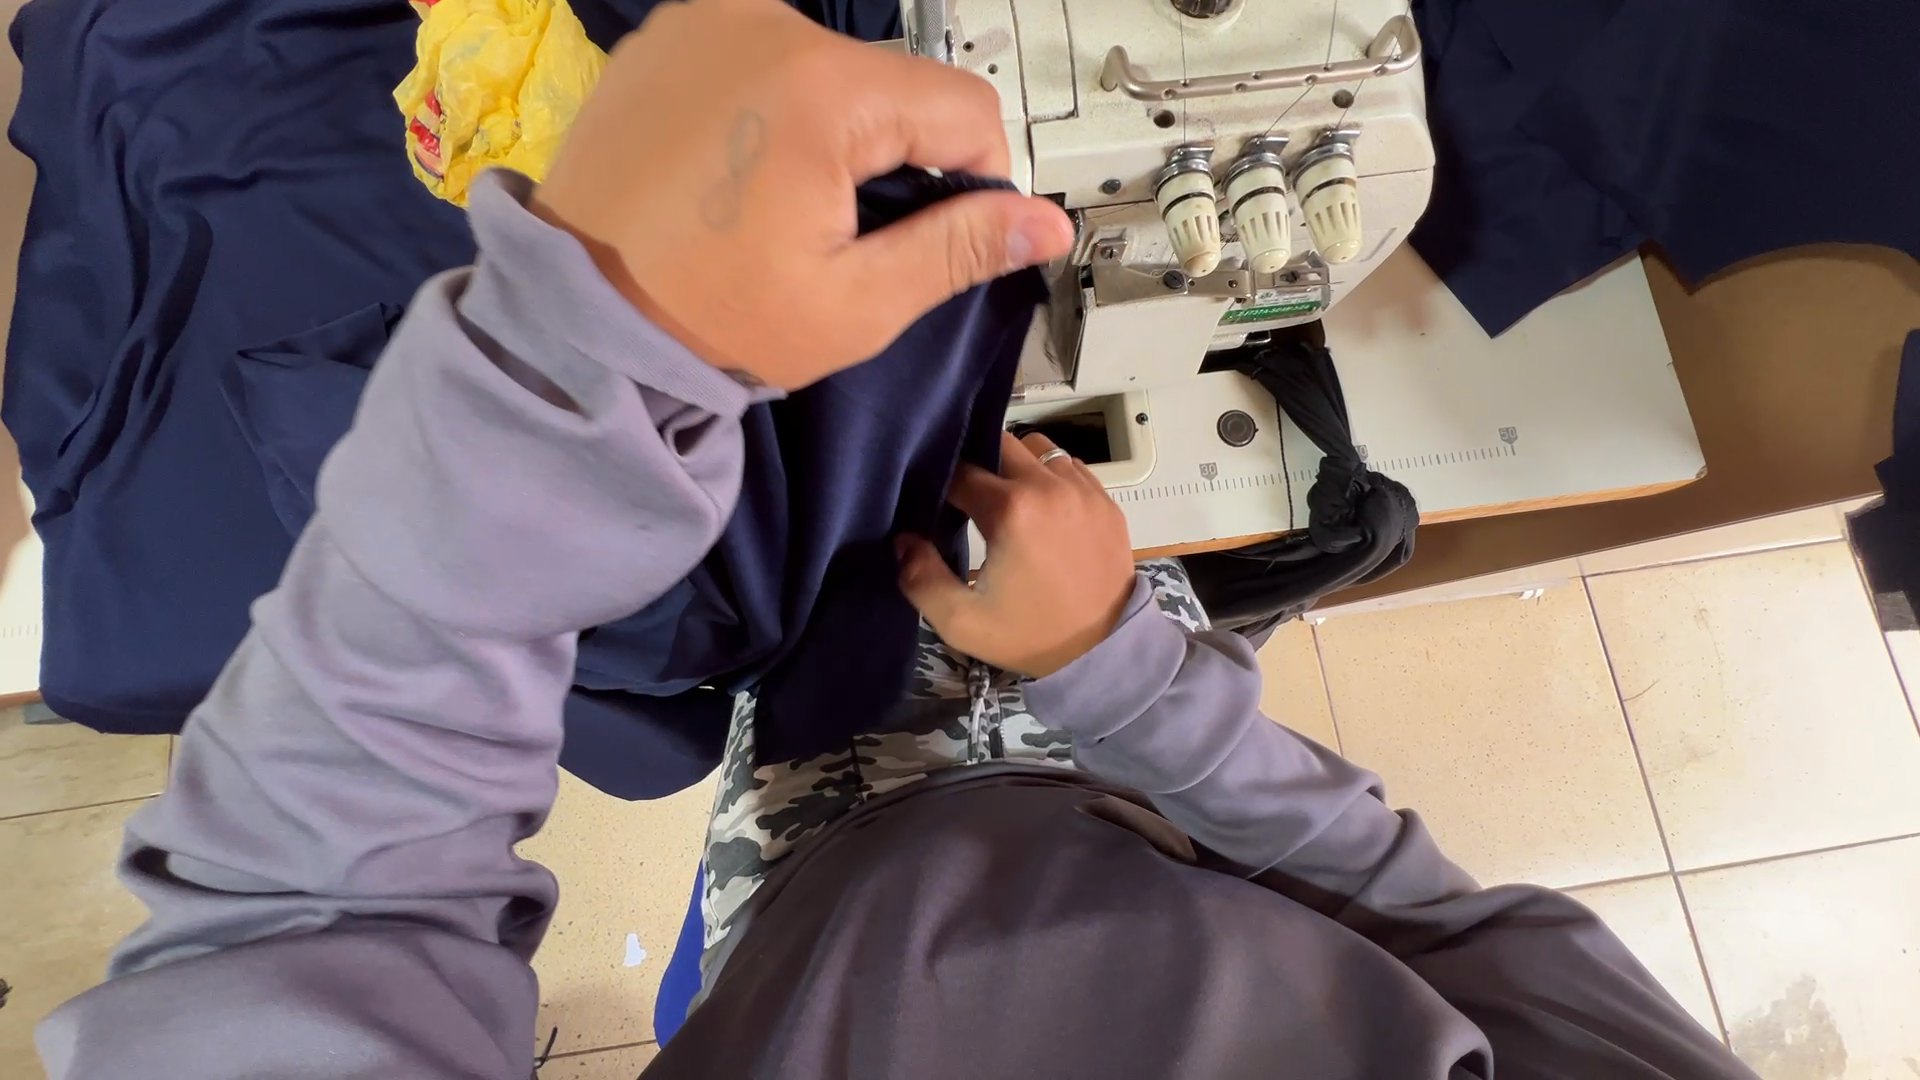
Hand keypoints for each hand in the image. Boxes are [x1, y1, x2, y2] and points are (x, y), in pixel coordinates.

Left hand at [529, 0, 1074, 389]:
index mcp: (823, 89)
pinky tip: (752, 179)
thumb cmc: (720, 322)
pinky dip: (790, 117)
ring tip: (797, 215)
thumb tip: (1048, 221)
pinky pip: (770, 64)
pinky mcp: (670, 35)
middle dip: (908, 163)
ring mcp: (708, 17)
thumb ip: (958, 250)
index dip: (980, 180)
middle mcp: (766, 21)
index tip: (943, 240)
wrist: (576, 318)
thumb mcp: (857, 304)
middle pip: (901, 86)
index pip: (966, 106)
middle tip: (857, 242)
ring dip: (850, 141)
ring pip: (840, 75)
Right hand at [897, 432, 1136, 677]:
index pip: (961, 473)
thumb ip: (921, 577)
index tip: (937, 505)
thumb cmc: (1030, 636)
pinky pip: (1070, 467)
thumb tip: (904, 540)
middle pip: (1001, 444)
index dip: (942, 486)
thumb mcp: (962, 621)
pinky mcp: (1106, 501)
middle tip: (970, 498)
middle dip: (980, 465)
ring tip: (1009, 498)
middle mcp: (1048, 486)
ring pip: (1039, 449)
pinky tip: (1043, 507)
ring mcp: (1083, 490)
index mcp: (1010, 509)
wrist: (1103, 651)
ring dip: (1017, 465)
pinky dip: (1051, 476)